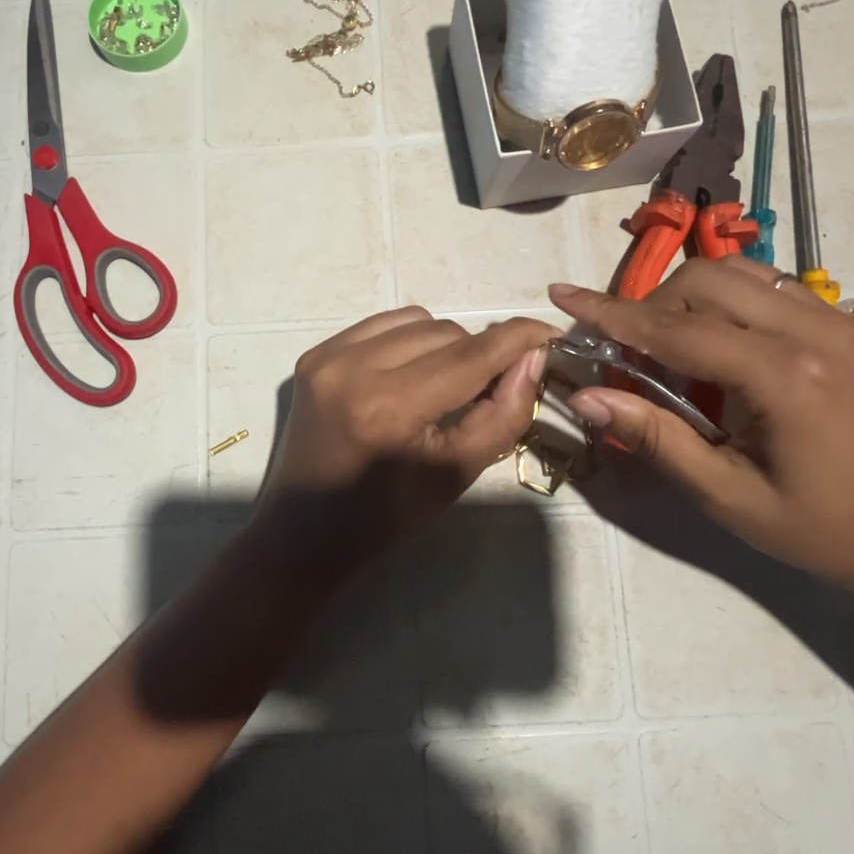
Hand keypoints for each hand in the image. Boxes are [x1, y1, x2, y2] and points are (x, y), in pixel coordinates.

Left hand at [256, 307, 557, 564]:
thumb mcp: (457, 472)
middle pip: (446, 333)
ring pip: (415, 321)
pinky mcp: (314, 355)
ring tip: (441, 386)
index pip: (470, 356)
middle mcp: (353, 369)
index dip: (516, 340)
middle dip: (477, 355)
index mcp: (389, 408)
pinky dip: (407, 341)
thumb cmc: (386, 516)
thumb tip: (532, 357)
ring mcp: (327, 357)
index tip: (549, 334)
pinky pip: (381, 325)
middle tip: (485, 390)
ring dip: (442, 345)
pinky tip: (407, 375)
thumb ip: (503, 413)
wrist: (304, 533)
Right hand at [549, 259, 853, 592]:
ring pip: (738, 274)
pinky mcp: (845, 328)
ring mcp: (836, 322)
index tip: (561, 293)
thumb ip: (655, 438)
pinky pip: (769, 288)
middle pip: (705, 281)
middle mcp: (812, 330)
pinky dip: (726, 303)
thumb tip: (585, 398)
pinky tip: (718, 349)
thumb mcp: (729, 496)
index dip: (610, 312)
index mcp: (783, 375)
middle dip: (652, 307)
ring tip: (669, 352)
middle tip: (629, 359)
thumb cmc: (827, 531)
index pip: (675, 329)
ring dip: (688, 299)